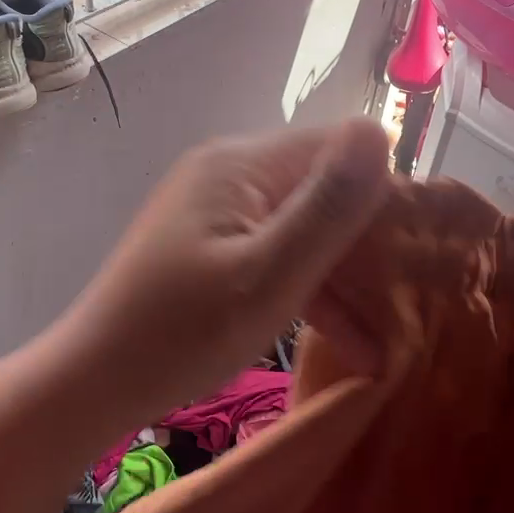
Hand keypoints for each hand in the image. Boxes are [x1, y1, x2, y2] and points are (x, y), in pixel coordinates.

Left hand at [55, 118, 389, 427]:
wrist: (93, 384)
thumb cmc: (183, 334)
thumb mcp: (269, 274)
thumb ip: (328, 206)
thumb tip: (379, 129)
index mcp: (242, 164)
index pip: (338, 150)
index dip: (385, 195)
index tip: (420, 252)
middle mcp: (230, 173)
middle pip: (323, 191)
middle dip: (368, 248)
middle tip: (410, 302)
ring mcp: (219, 211)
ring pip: (304, 231)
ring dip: (344, 282)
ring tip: (388, 342)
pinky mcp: (212, 247)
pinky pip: (277, 256)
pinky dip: (309, 293)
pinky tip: (347, 342)